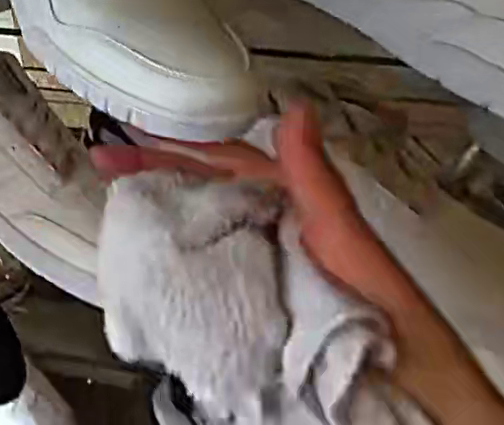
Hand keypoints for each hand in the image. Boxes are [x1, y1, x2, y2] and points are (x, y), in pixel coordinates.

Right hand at [91, 104, 401, 307]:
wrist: (401, 393)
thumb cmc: (383, 314)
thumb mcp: (344, 238)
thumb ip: (315, 180)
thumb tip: (297, 109)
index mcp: (285, 202)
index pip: (219, 159)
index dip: (175, 141)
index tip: (133, 129)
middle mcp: (264, 225)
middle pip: (197, 188)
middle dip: (149, 171)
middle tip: (103, 162)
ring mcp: (252, 261)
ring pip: (194, 224)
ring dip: (154, 207)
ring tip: (112, 202)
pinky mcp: (245, 298)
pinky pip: (199, 265)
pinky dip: (169, 251)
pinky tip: (143, 250)